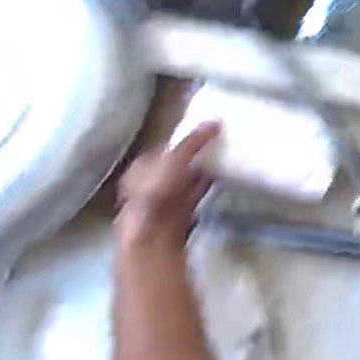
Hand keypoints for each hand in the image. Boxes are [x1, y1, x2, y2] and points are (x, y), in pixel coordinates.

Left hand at [117, 122, 218, 251]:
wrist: (154, 238)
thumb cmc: (157, 192)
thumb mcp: (175, 158)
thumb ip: (194, 140)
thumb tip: (215, 121)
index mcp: (139, 169)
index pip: (162, 148)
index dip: (180, 140)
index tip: (202, 133)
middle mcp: (145, 187)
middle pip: (172, 167)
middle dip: (191, 158)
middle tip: (215, 145)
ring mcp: (160, 205)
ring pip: (183, 184)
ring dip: (199, 175)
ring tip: (221, 161)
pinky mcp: (175, 220)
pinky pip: (193, 198)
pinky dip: (204, 190)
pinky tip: (218, 183)